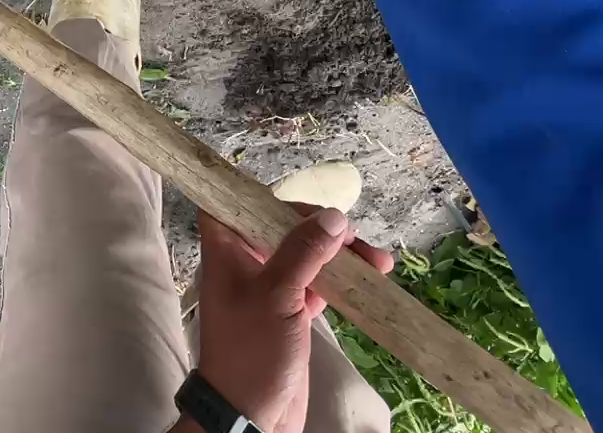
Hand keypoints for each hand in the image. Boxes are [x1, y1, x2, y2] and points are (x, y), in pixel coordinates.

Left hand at [192, 206, 394, 432]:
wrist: (250, 417)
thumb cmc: (251, 349)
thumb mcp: (277, 294)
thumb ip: (304, 252)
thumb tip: (334, 216)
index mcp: (225, 246)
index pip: (236, 200)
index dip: (265, 192)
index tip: (301, 195)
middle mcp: (244, 258)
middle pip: (280, 225)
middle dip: (319, 227)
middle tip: (354, 235)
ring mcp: (268, 284)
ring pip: (304, 254)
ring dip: (338, 255)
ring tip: (377, 261)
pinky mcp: (290, 309)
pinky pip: (316, 282)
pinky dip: (340, 280)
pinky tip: (369, 281)